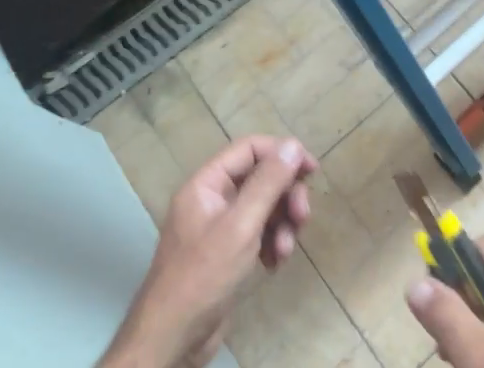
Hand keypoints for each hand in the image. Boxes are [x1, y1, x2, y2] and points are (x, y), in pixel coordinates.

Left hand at [99, 136, 317, 367]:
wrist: (172, 339)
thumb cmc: (203, 277)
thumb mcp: (241, 226)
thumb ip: (268, 183)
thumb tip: (293, 144)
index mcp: (206, 185)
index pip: (250, 149)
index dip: (283, 154)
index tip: (311, 171)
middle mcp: (212, 200)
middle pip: (261, 177)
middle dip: (286, 196)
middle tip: (302, 217)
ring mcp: (219, 227)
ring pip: (264, 206)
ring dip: (283, 223)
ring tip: (286, 249)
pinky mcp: (226, 251)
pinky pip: (259, 231)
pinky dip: (273, 242)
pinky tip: (275, 262)